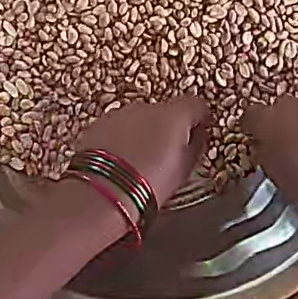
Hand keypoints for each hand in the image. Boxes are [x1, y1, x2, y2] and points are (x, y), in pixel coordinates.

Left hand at [71, 96, 209, 205]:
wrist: (102, 193)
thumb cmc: (148, 185)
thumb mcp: (184, 170)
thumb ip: (195, 146)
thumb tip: (197, 136)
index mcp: (173, 115)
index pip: (195, 105)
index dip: (199, 118)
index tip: (200, 132)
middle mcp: (144, 107)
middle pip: (164, 111)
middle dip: (167, 128)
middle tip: (168, 156)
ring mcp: (118, 114)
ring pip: (138, 119)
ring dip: (142, 133)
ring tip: (141, 163)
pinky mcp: (97, 125)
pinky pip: (116, 128)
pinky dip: (121, 139)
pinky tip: (120, 161)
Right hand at [243, 94, 297, 236]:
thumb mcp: (281, 182)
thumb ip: (268, 155)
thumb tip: (267, 147)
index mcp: (271, 123)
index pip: (252, 115)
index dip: (256, 127)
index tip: (259, 137)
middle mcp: (297, 106)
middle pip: (284, 107)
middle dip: (286, 123)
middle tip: (293, 148)